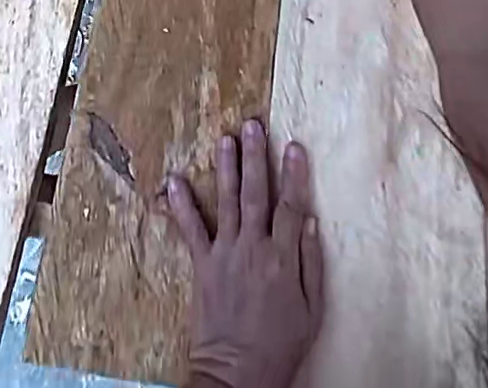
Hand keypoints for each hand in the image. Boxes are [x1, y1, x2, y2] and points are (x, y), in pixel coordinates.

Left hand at [169, 119, 323, 387]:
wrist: (235, 380)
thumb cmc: (280, 344)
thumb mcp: (312, 309)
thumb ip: (312, 261)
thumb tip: (313, 219)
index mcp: (282, 258)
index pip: (292, 205)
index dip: (294, 173)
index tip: (294, 144)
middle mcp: (253, 248)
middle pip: (257, 194)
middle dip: (256, 157)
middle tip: (253, 124)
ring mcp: (225, 255)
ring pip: (228, 203)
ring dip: (227, 168)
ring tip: (225, 138)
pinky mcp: (203, 268)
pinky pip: (191, 232)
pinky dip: (181, 206)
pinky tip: (174, 182)